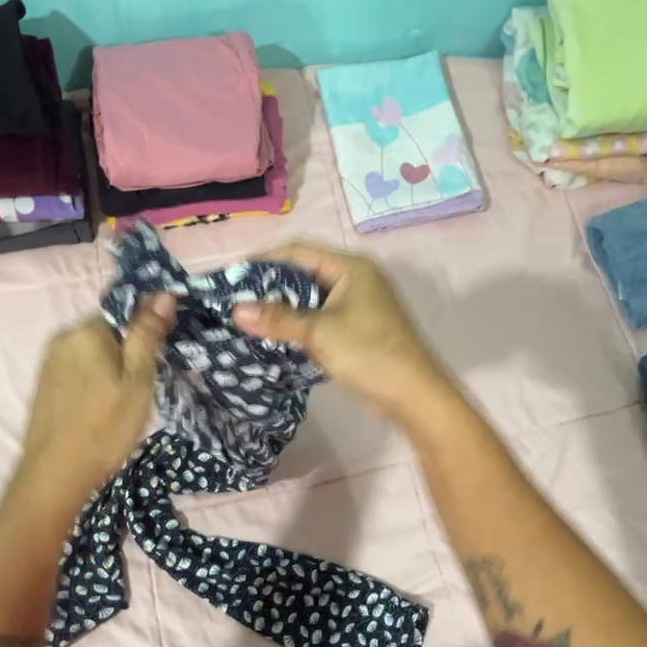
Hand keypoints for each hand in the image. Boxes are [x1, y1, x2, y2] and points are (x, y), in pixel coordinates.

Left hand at [15, 294, 175, 499]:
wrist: (56, 474)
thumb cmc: (105, 426)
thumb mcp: (138, 380)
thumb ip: (147, 333)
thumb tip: (163, 292)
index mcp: (86, 330)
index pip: (124, 312)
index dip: (146, 332)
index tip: (159, 358)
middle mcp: (63, 338)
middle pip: (107, 333)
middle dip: (128, 353)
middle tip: (145, 387)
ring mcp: (49, 363)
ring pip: (93, 355)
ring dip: (112, 370)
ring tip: (125, 403)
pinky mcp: (44, 386)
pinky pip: (79, 372)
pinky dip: (95, 384)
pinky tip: (102, 410)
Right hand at [232, 244, 455, 422]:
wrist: (413, 395)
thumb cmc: (369, 354)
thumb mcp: (319, 333)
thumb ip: (278, 319)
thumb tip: (236, 309)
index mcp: (350, 268)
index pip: (298, 252)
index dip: (264, 261)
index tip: (233, 276)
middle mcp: (354, 279)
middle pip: (303, 274)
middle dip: (270, 287)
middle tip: (235, 300)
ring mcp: (357, 305)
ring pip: (310, 299)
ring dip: (282, 309)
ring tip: (248, 319)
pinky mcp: (355, 329)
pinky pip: (319, 319)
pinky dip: (297, 325)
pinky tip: (274, 338)